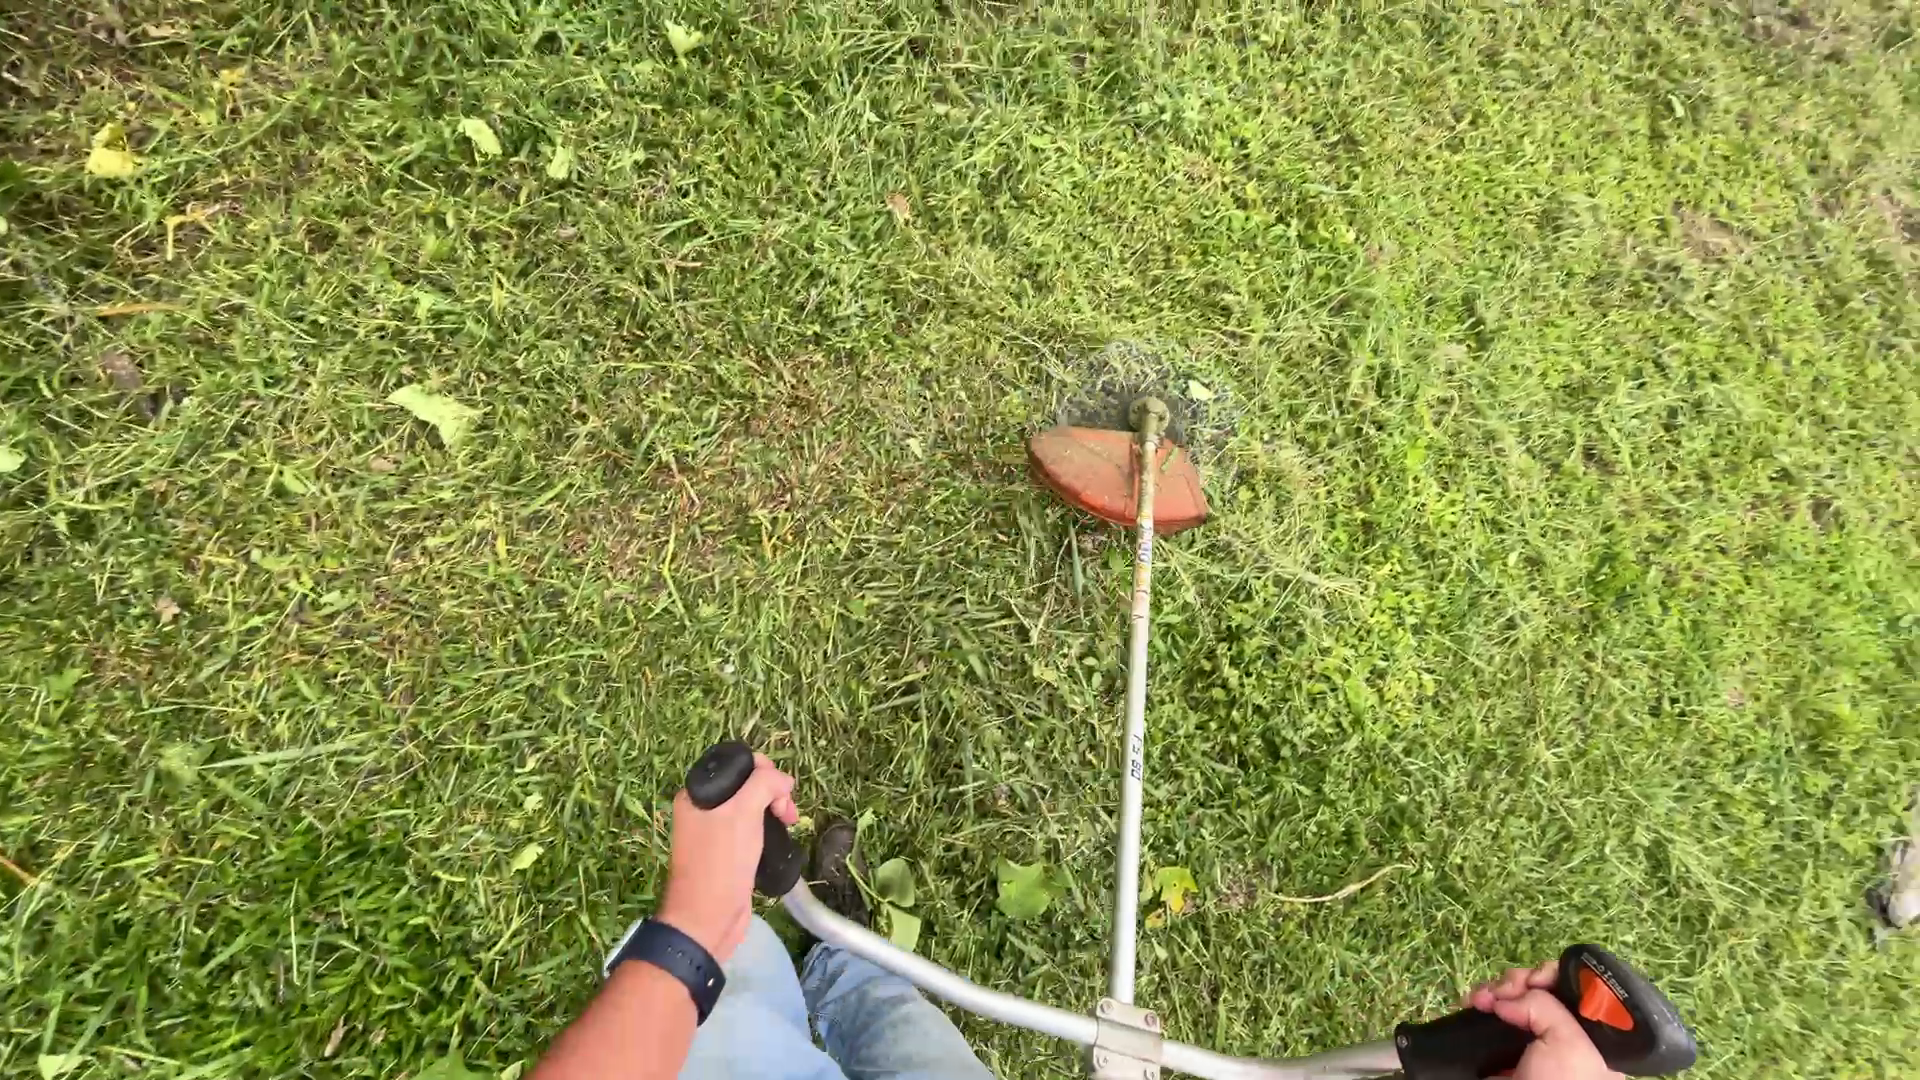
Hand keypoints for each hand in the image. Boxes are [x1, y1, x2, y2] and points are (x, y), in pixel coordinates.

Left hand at [654, 752, 798, 962]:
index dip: (764, 770)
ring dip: (775, 806)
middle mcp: (703, 807)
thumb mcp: (743, 812)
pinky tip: (780, 833)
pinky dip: (769, 824)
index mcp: (697, 792)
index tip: (780, 791)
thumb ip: (764, 783)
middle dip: (774, 790)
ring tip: (789, 822)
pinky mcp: (728, 849)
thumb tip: (784, 781)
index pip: (738, 762)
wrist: (708, 919)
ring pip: (754, 803)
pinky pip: (753, 824)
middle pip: (749, 782)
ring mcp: (715, 829)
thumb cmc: (722, 862)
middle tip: (786, 811)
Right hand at [1467, 961, 1619, 1079]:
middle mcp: (1565, 1029)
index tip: (1533, 981)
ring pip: (1513, 991)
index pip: (1574, 988)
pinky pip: (1493, 1005)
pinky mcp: (1507, 1039)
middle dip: (1516, 981)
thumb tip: (1505, 998)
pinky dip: (1481, 998)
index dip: (1550, 975)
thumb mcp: (1571, 1046)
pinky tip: (1473, 1003)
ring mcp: (1534, 1035)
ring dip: (1493, 989)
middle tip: (1502, 992)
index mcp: (1593, 1034)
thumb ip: (1546, 1007)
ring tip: (1481, 1001)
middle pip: (1540, 985)